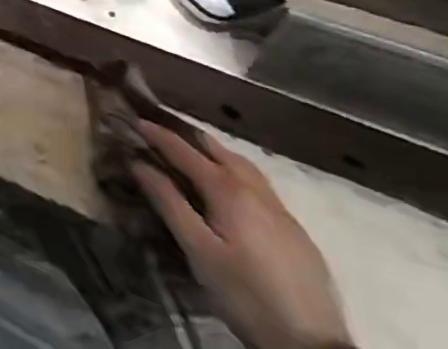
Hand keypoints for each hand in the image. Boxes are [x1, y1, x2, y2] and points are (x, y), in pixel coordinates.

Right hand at [131, 121, 352, 348]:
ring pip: (243, 164)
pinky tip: (229, 186)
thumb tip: (139, 164)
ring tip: (193, 151)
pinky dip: (234, 170)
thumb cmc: (245, 294)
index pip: (185, 152)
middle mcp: (256, 189)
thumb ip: (168, 202)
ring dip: (213, 151)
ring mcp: (280, 209)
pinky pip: (258, 183)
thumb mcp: (198, 250)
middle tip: (161, 130)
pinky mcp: (294, 230)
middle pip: (218, 150)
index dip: (158, 135)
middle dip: (187, 136)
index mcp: (229, 190)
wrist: (311, 343)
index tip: (135, 120)